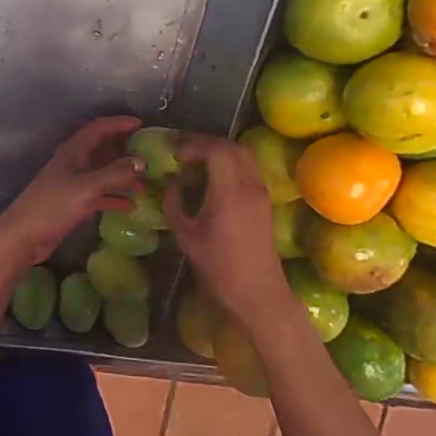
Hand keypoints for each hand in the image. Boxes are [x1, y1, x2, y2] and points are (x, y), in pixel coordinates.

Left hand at [0, 115, 145, 273]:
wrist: (22, 237)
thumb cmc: (51, 207)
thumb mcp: (86, 187)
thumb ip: (115, 173)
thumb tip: (143, 161)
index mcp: (73, 152)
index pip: (98, 128)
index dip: (119, 123)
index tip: (141, 124)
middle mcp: (74, 163)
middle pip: (102, 148)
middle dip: (124, 148)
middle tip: (147, 151)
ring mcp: (73, 184)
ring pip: (103, 173)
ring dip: (122, 175)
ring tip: (145, 181)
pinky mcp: (73, 203)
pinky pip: (100, 195)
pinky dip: (114, 197)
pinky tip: (130, 205)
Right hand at [164, 134, 294, 326]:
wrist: (258, 292)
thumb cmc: (219, 268)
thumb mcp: (186, 237)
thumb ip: (174, 205)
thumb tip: (170, 184)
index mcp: (229, 192)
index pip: (215, 150)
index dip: (193, 145)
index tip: (175, 155)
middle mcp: (249, 185)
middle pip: (231, 146)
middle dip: (205, 142)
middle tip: (183, 151)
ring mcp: (260, 191)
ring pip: (243, 153)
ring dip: (220, 150)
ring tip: (197, 161)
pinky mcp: (264, 200)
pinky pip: (248, 167)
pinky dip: (230, 161)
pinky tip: (213, 176)